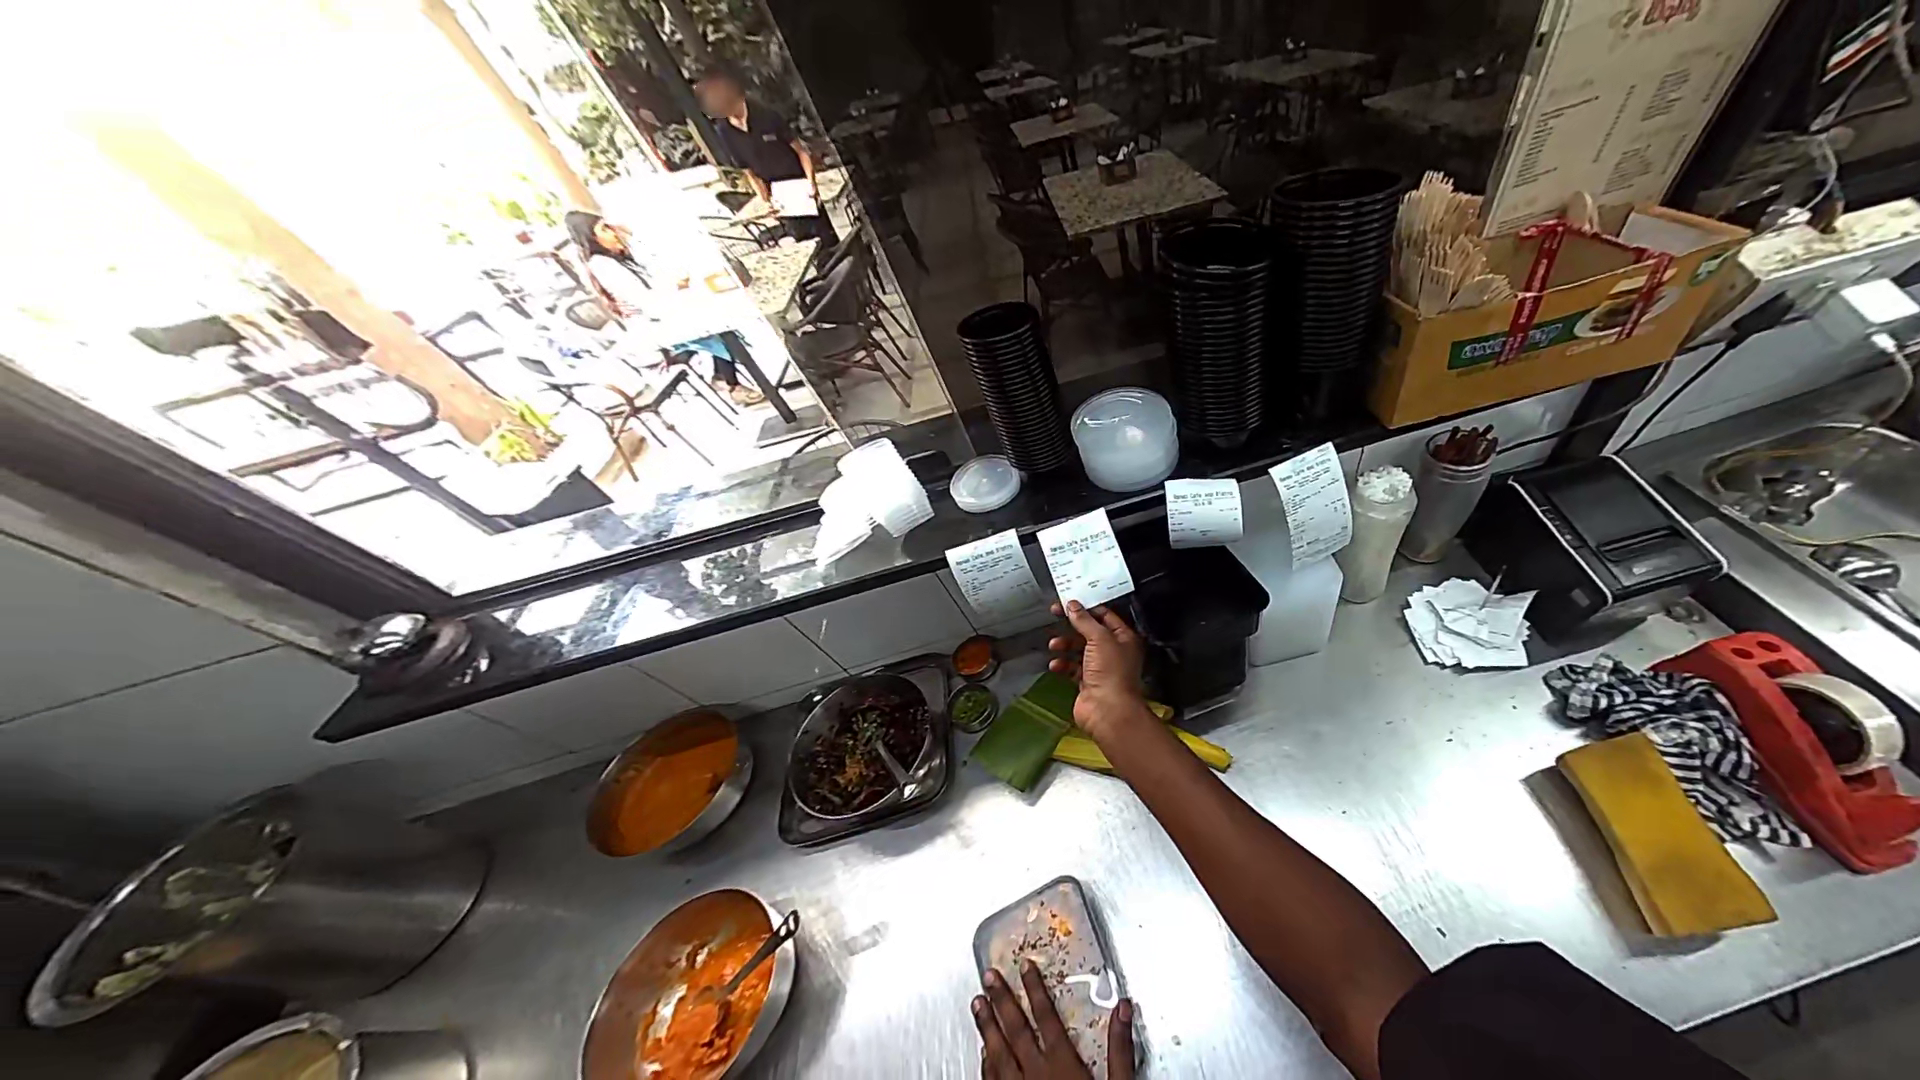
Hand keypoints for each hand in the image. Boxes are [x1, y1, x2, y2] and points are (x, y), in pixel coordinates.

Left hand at [973, 961, 1134, 1079]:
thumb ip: (1121, 1050)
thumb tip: (1123, 1006)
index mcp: (1063, 1067)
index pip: (1046, 1018)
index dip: (1035, 989)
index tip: (1025, 966)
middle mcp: (1037, 1077)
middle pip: (1016, 1031)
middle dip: (1002, 1001)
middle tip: (988, 976)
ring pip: (998, 1055)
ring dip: (987, 1028)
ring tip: (976, 1004)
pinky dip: (986, 1066)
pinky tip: (982, 1054)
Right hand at [1048, 602, 1149, 741]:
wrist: (1108, 711)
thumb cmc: (1113, 677)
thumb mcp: (1099, 639)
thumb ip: (1085, 620)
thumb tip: (1074, 607)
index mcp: (1123, 638)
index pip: (1104, 615)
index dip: (1087, 607)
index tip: (1070, 601)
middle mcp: (1113, 651)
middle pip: (1089, 631)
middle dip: (1072, 626)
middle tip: (1056, 615)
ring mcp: (1100, 667)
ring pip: (1078, 649)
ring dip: (1065, 645)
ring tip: (1055, 644)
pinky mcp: (1088, 681)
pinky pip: (1072, 667)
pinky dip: (1062, 664)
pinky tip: (1056, 664)